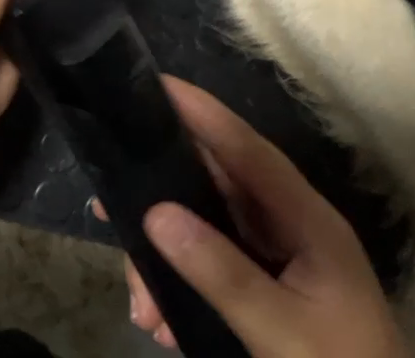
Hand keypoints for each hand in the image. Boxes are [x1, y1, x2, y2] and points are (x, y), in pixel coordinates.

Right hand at [112, 77, 407, 356]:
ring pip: (197, 227)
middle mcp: (287, 226)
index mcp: (308, 222)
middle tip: (105, 206)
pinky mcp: (257, 284)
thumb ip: (222, 273)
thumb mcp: (282, 331)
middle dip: (158, 199)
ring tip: (141, 306)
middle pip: (210, 186)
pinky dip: (173, 286)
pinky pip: (201, 263)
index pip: (250, 151)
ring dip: (160, 260)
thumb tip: (156, 213)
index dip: (205, 113)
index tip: (158, 82)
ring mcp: (271, 256)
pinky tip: (158, 321)